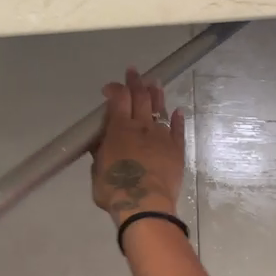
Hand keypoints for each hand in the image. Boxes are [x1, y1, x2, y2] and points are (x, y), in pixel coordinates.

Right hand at [90, 67, 184, 225]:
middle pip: (140, 97)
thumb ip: (99, 150)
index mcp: (119, 128)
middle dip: (136, 82)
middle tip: (134, 72)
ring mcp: (162, 136)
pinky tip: (178, 111)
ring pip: (160, 109)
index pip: (118, 98)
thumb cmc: (114, 189)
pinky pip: (178, 129)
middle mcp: (142, 126)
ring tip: (155, 83)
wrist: (145, 204)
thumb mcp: (97, 169)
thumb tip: (99, 140)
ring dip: (157, 94)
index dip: (114, 88)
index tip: (109, 87)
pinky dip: (178, 118)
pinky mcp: (177, 149)